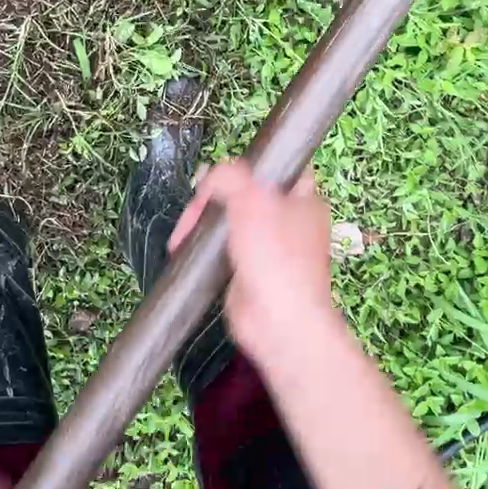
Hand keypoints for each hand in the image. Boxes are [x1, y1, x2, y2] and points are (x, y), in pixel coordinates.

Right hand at [169, 158, 341, 365]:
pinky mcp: (250, 269)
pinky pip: (222, 246)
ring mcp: (270, 247)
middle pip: (243, 193)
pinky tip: (184, 248)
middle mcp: (290, 221)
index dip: (248, 165)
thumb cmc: (276, 256)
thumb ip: (229, 176)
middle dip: (212, 199)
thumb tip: (212, 175)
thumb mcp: (251, 199)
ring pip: (229, 219)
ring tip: (183, 234)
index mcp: (304, 199)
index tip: (222, 173)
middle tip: (195, 210)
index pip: (277, 167)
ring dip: (202, 222)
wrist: (279, 323)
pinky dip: (203, 246)